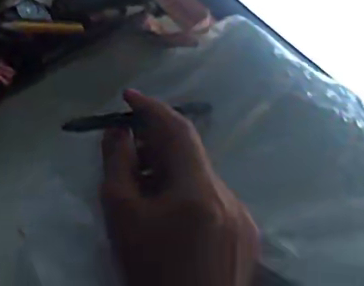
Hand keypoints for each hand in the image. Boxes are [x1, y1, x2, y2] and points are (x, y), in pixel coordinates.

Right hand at [100, 90, 259, 285]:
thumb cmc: (150, 267)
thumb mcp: (119, 209)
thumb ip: (116, 160)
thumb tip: (119, 131)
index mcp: (201, 192)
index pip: (179, 130)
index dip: (151, 107)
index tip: (125, 97)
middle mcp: (230, 201)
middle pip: (189, 153)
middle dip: (154, 140)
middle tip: (122, 144)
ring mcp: (244, 223)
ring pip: (199, 175)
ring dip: (167, 165)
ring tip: (137, 178)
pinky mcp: (246, 241)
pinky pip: (210, 197)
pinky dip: (183, 188)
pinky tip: (161, 205)